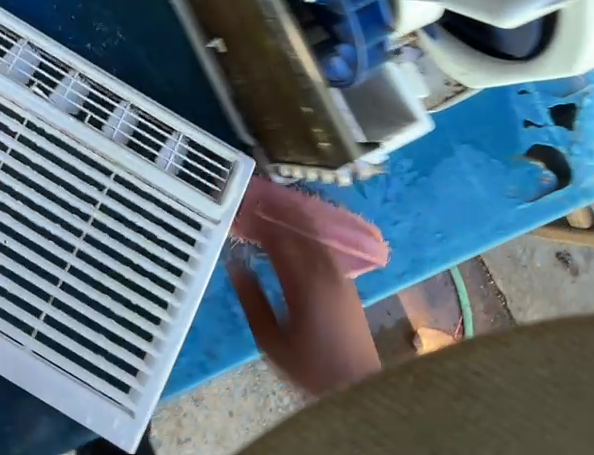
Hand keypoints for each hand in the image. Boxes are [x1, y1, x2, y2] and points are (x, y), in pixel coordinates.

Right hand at [228, 227, 381, 397]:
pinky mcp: (347, 280)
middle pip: (298, 226)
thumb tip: (235, 266)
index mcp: (304, 279)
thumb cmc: (311, 367)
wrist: (358, 386)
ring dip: (291, 220)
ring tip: (268, 215)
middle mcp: (325, 268)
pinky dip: (305, 233)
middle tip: (251, 206)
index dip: (257, 221)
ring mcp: (339, 272)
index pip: (277, 236)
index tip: (239, 213)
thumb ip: (251, 300)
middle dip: (274, 213)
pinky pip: (322, 244)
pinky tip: (292, 236)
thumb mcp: (271, 340)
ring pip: (313, 232)